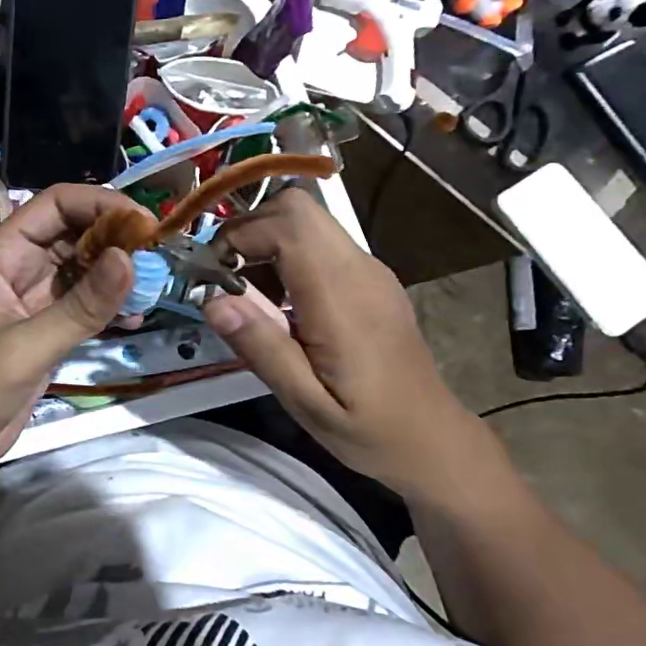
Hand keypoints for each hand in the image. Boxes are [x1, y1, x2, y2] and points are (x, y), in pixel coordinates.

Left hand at [0, 184, 139, 496]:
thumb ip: (80, 307)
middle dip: (117, 237)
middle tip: (160, 254)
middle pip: (74, 232)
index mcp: (0, 256)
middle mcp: (19, 268)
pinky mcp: (47, 329)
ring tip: (155, 284)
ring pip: (84, 267)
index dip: (100, 204)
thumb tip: (130, 259)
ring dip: (118, 271)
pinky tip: (136, 317)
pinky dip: (111, 305)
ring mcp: (35, 300)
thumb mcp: (24, 348)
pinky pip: (85, 304)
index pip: (54, 205)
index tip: (143, 223)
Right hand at [202, 188, 482, 489]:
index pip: (288, 224)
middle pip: (298, 207)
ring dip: (268, 240)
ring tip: (249, 294)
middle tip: (225, 275)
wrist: (432, 438)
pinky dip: (288, 254)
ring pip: (309, 218)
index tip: (214, 273)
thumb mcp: (307, 404)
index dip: (241, 235)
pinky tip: (281, 304)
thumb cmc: (368, 429)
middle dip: (250, 228)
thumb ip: (262, 348)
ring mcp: (369, 270)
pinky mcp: (371, 278)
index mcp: (342, 297)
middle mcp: (359, 269)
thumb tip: (213, 301)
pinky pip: (321, 242)